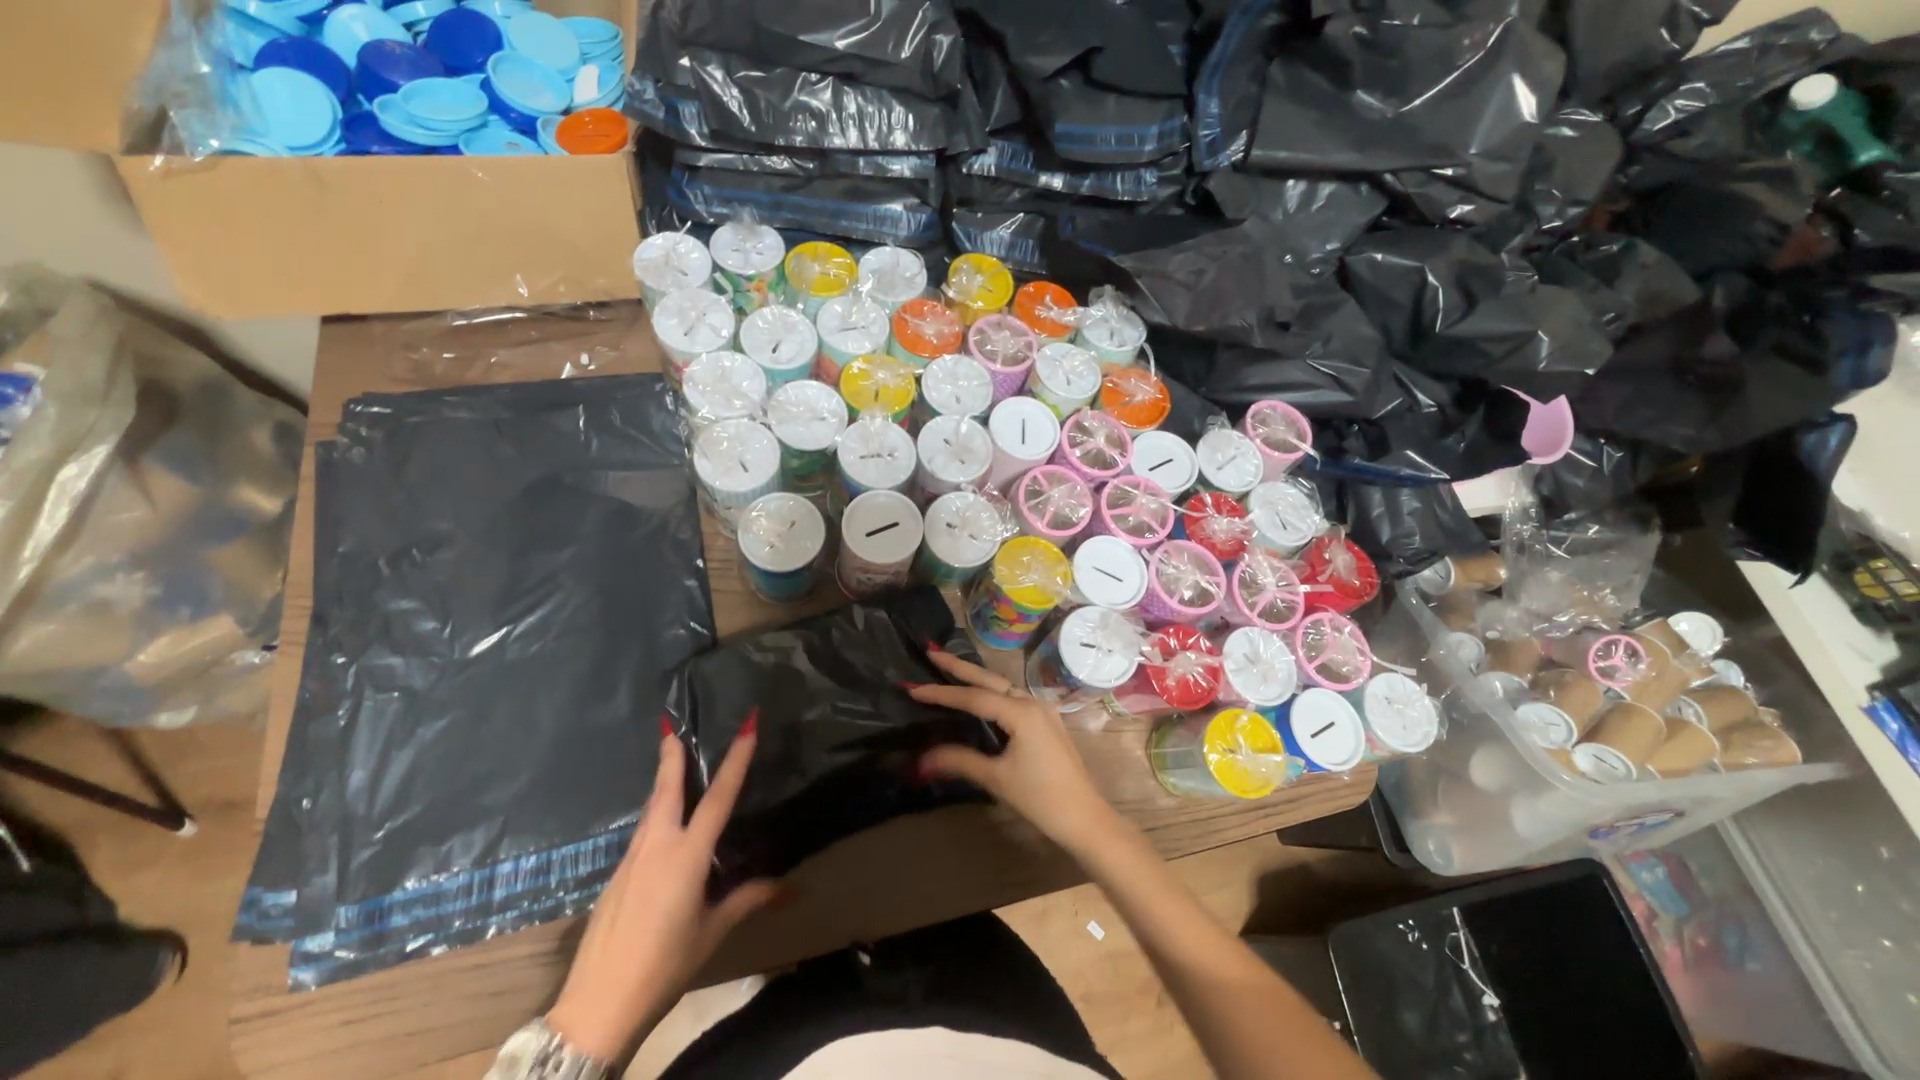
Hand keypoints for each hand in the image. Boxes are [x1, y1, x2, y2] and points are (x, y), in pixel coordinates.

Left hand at [546, 712, 779, 1060]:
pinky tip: (661, 829)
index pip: (719, 798)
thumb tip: (788, 887)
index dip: (736, 759)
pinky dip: (655, 817)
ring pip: (650, 811)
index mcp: (686, 856)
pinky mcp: (617, 877)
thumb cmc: (664, 965)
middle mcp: (656, 847)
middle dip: (671, 756)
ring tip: (671, 763)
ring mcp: (631, 861)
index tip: (746, 724)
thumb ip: (746, 901)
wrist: (599, 1001)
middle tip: (671, 726)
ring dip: (662, 784)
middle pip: (667, 791)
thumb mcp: (711, 933)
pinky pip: (642, 835)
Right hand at [908, 648, 1126, 854]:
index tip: (912, 687)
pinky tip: (981, 698)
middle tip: (932, 654)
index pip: (973, 697)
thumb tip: (922, 759)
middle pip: (990, 680)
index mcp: (1021, 713)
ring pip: (1004, 688)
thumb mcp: (997, 779)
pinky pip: (1015, 700)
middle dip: (960, 667)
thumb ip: (960, 761)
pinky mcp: (1047, 724)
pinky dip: (993, 694)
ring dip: (977, 679)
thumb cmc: (1041, 798)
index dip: (941, 693)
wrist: (1085, 818)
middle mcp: (1033, 704)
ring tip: (950, 670)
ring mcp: (1043, 712)